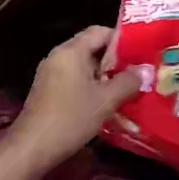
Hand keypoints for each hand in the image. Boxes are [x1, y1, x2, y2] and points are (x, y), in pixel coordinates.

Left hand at [6, 26, 141, 170]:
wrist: (32, 147)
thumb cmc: (70, 118)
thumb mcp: (105, 100)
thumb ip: (128, 82)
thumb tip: (146, 70)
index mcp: (71, 51)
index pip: (100, 32)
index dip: (123, 40)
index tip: (142, 54)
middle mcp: (58, 57)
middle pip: (92, 49)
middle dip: (116, 62)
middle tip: (139, 75)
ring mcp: (51, 74)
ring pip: (84, 69)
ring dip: (105, 79)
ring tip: (128, 91)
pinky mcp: (48, 91)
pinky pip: (74, 82)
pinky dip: (91, 89)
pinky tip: (106, 105)